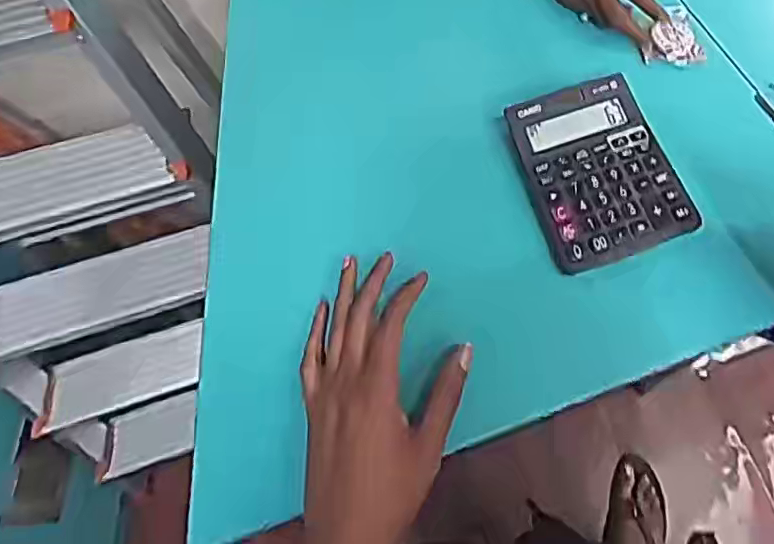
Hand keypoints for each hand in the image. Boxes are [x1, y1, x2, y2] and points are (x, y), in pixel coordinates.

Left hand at [302, 254, 470, 543]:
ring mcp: (325, 390)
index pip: (391, 324)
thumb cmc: (390, 493)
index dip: (405, 295)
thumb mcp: (428, 446)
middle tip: (386, 258)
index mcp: (377, 386)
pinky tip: (321, 310)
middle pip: (359, 317)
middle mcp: (347, 379)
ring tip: (350, 264)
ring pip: (334, 329)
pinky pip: (310, 357)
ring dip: (344, 293)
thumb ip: (445, 394)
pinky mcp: (312, 404)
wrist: (344, 532)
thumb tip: (463, 350)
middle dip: (374, 283)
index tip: (420, 278)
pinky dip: (316, 329)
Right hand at [525, 0, 668, 46]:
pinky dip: (600, 15)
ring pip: (603, 19)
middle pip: (616, 15)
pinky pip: (589, 15)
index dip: (651, 9)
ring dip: (617, 24)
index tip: (663, 22)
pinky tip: (605, 7)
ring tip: (628, 20)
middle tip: (645, 41)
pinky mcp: (569, 2)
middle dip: (632, 32)